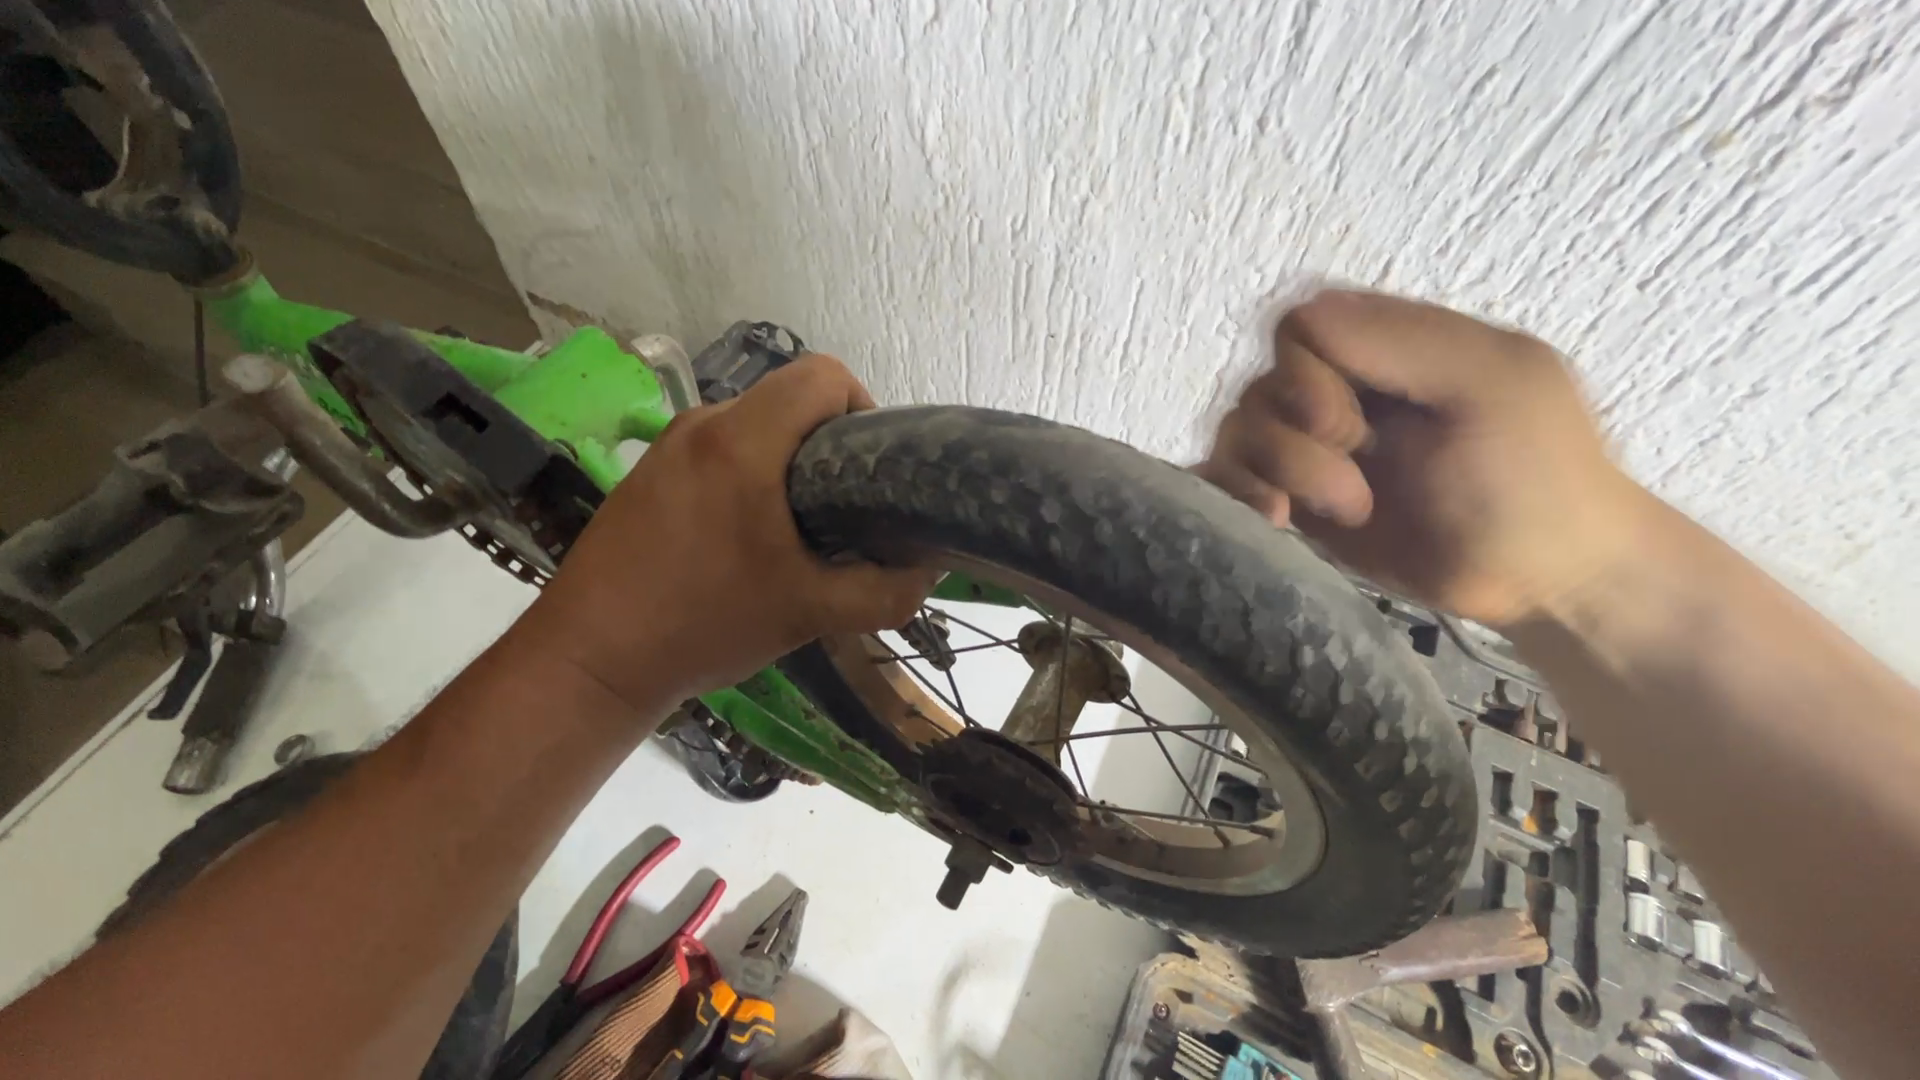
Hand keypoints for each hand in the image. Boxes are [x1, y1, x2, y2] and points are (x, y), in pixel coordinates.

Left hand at [519, 354, 935, 708]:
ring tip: (798, 528)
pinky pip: (719, 448)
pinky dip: (749, 474)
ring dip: (788, 460)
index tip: (871, 468)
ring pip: (754, 424)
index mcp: (744, 443)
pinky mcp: (649, 472)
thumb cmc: (702, 625)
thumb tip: (928, 573)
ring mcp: (669, 446)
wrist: (589, 659)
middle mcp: (704, 425)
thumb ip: (882, 593)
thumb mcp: (808, 615)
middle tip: (845, 508)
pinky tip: (745, 537)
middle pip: (790, 398)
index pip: (823, 375)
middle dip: (830, 442)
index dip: (864, 407)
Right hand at [1197, 289, 1651, 626]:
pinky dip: (1233, 494)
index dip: (1306, 377)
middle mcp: (1335, 391)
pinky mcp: (1290, 499)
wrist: (1540, 579)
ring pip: (1237, 435)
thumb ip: (1401, 338)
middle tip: (1358, 492)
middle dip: (1297, 445)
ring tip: (1347, 514)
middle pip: (1261, 389)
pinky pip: (1224, 479)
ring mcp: (1309, 449)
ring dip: (1280, 477)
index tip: (1348, 427)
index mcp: (1384, 347)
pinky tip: (1271, 520)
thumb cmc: (1531, 477)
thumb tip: (1295, 324)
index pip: (1298, 330)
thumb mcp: (1493, 383)